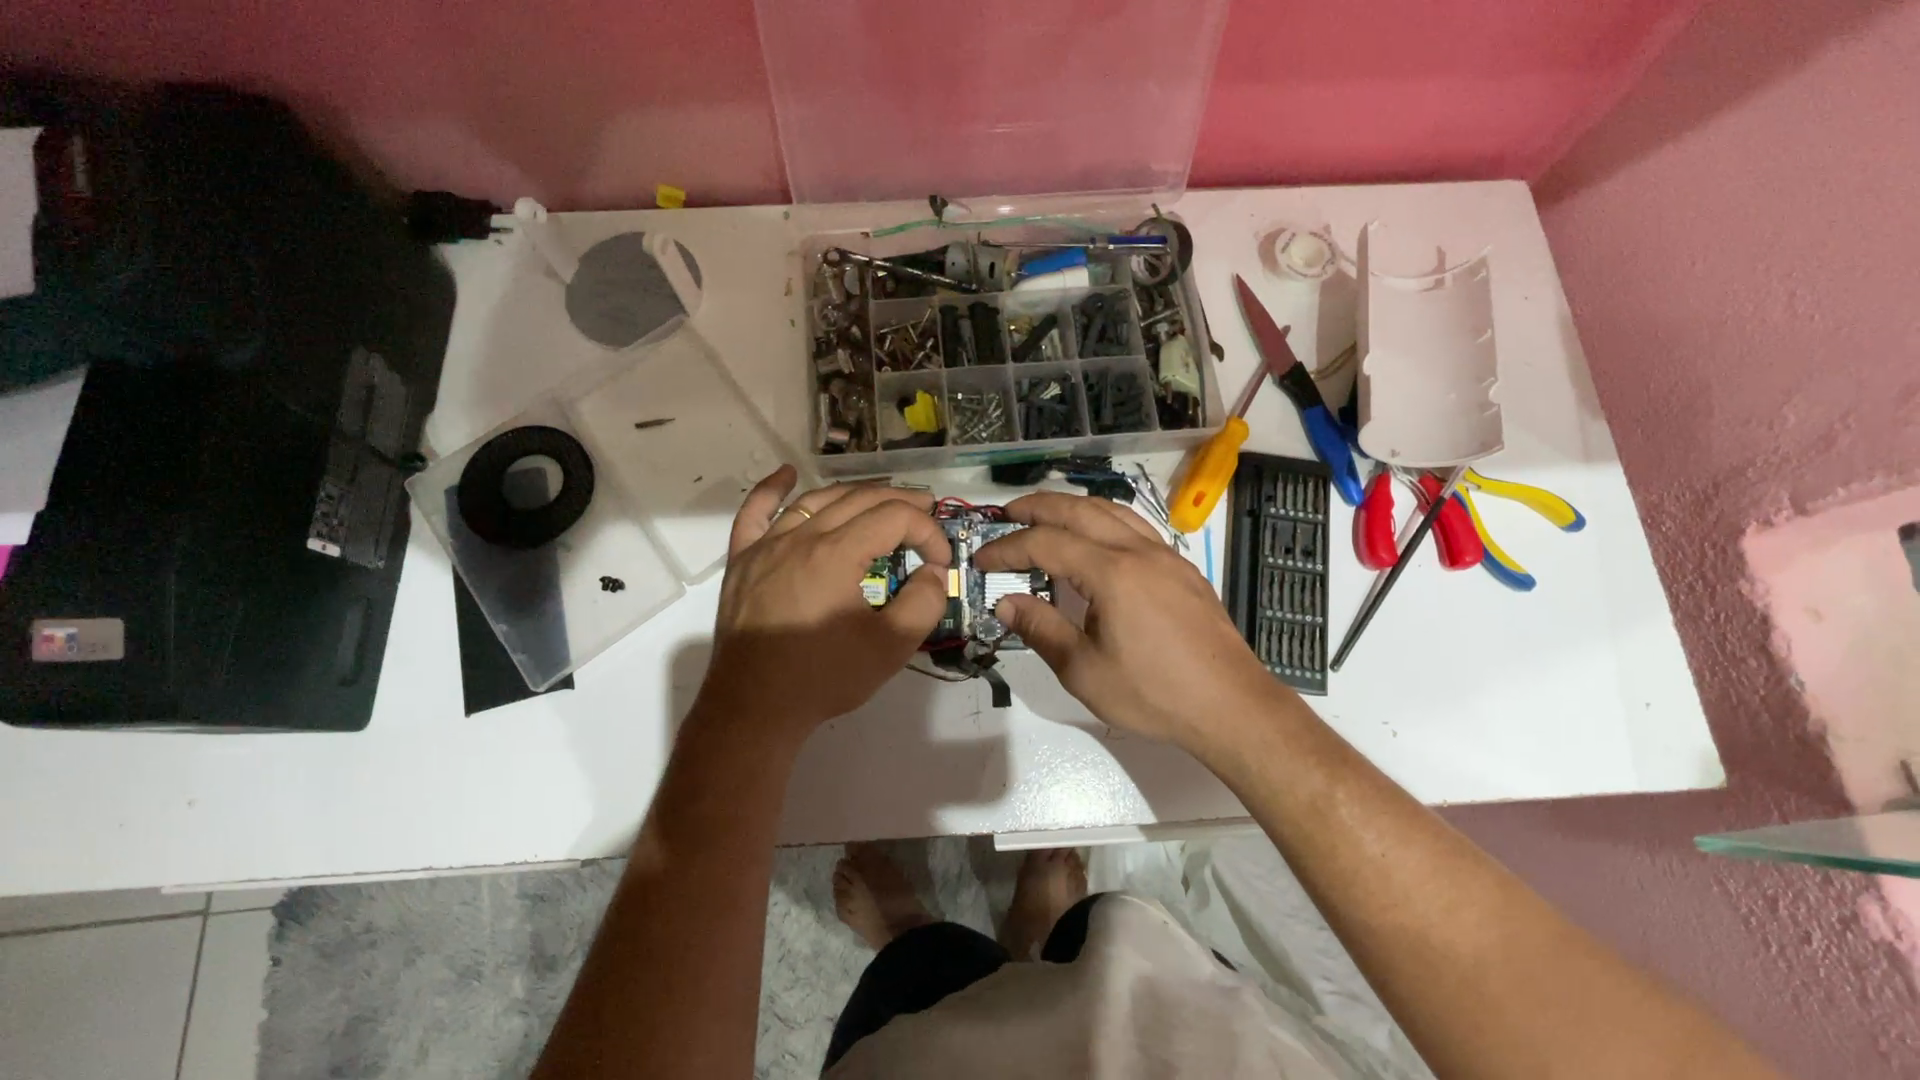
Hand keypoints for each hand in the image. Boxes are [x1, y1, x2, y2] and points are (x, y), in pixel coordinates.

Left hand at [694, 466, 951, 739]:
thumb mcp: (891, 647)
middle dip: (900, 502)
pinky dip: (772, 490)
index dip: (927, 532)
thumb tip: (932, 572)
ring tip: (882, 499)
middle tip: (926, 514)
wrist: (755, 707)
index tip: (941, 562)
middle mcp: (801, 537)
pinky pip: (754, 513)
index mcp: (837, 553)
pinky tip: (786, 475)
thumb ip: (924, 602)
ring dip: (854, 494)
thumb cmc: (824, 678)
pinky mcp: (742, 561)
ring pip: (815, 501)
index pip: (894, 518)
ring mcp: (766, 546)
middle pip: (858, 499)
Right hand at [973, 492, 1287, 751]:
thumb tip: (1005, 602)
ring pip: (1112, 511)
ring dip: (1073, 507)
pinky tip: (1097, 541)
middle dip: (1036, 507)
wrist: (1230, 705)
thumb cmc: (1153, 694)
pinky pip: (1136, 527)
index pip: (1046, 543)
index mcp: (1111, 573)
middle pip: (1079, 510)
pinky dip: (1104, 521)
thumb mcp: (1084, 671)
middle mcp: (1139, 551)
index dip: (1008, 548)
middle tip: (1005, 514)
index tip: (981, 560)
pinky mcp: (1183, 569)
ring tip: (1046, 518)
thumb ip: (1041, 629)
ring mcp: (1166, 556)